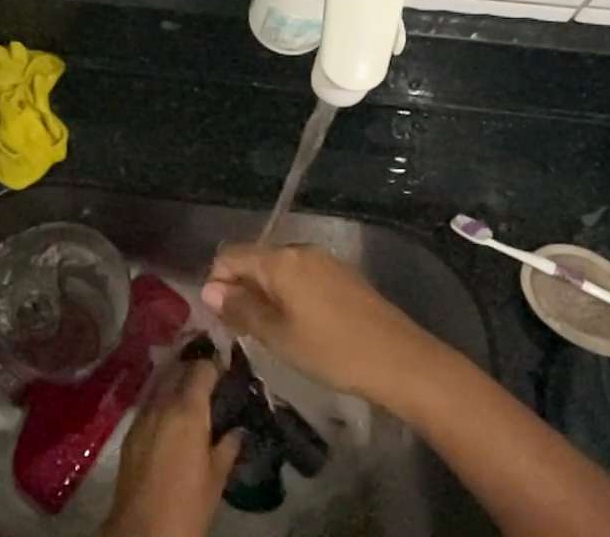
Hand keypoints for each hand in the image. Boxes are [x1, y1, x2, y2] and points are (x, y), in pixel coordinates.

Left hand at [103, 358, 240, 536]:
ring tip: (192, 396)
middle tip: (212, 382)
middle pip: (178, 370)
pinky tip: (172, 416)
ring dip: (176, 382)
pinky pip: (149, 403)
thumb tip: (237, 430)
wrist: (142, 530)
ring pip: (161, 384)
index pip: (201, 369)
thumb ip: (228, 447)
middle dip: (195, 369)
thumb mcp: (216, 478)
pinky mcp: (130, 430)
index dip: (214, 366)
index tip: (226, 372)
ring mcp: (142, 415)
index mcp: (188, 410)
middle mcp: (162, 404)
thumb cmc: (187, 504)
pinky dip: (162, 400)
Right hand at [201, 243, 444, 404]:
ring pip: (279, 270)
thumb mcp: (277, 336)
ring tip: (271, 333)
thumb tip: (209, 290)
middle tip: (243, 332)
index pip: (229, 256)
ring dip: (266, 295)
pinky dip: (290, 295)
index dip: (217, 284)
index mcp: (279, 259)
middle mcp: (299, 249)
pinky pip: (302, 276)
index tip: (221, 320)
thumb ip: (240, 309)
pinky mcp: (342, 274)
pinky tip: (300, 326)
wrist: (400, 359)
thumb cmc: (331, 350)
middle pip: (254, 260)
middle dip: (241, 290)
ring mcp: (324, 260)